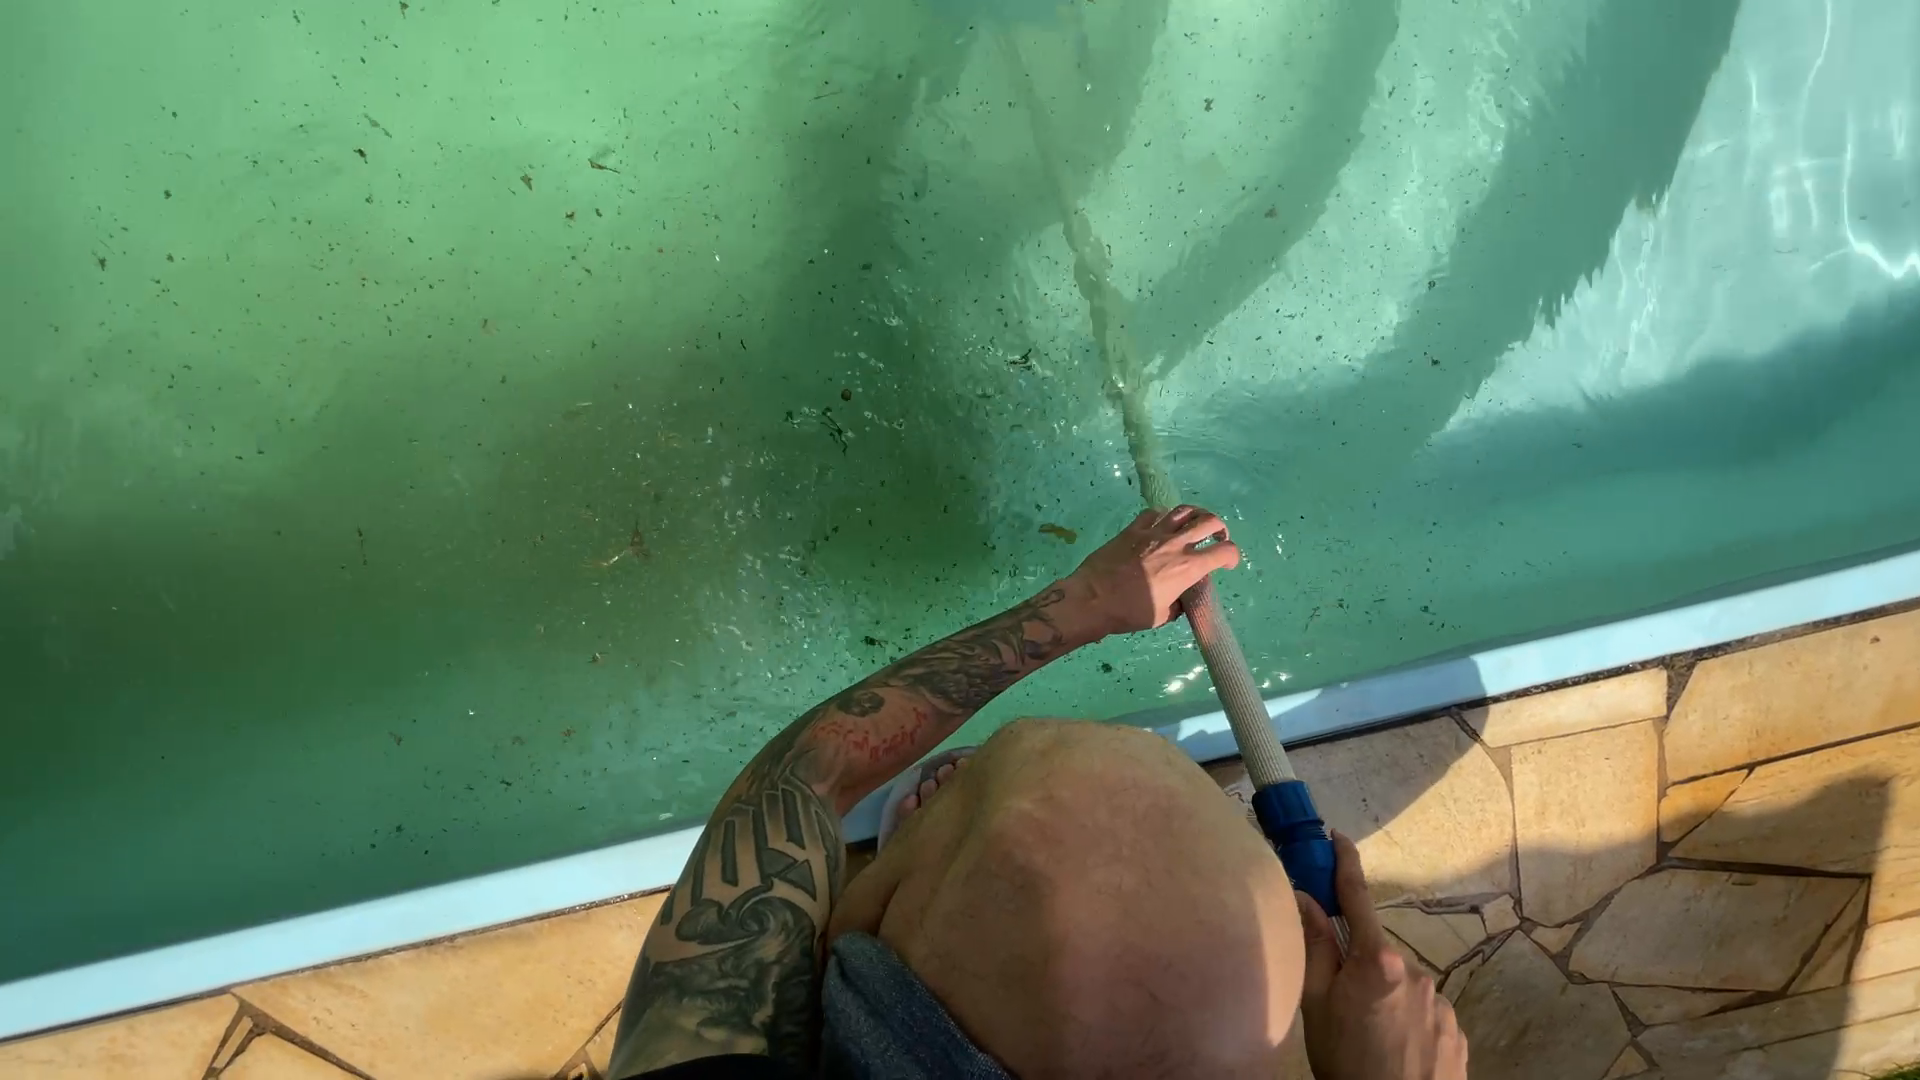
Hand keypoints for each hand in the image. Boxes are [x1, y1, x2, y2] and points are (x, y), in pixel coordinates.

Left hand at [1057, 505, 1239, 638]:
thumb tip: (1181, 596)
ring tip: (1193, 525)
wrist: (1093, 598)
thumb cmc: (1129, 613)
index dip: (1233, 556)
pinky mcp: (1132, 529)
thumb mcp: (1163, 615)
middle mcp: (1175, 544)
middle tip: (1217, 537)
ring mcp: (1153, 532)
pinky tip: (1161, 525)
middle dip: (1219, 528)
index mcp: (1188, 567)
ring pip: (1183, 510)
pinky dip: (1164, 516)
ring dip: (1194, 516)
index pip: (1225, 551)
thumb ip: (1179, 602)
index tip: (1228, 563)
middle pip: (1209, 521)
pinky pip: (1154, 513)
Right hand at [1296, 833, 1468, 1079]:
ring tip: (1365, 1032)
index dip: (1344, 861)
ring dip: (1380, 991)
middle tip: (1336, 993)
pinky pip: (1421, 1008)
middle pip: (1374, 947)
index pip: (1355, 895)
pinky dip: (1403, 1016)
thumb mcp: (1315, 1002)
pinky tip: (1391, 1046)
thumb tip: (1305, 897)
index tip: (1337, 836)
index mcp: (1377, 959)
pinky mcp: (1457, 1032)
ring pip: (1398, 980)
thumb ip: (1314, 944)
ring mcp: (1441, 1003)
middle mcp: (1415, 971)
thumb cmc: (1346, 1061)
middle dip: (1355, 958)